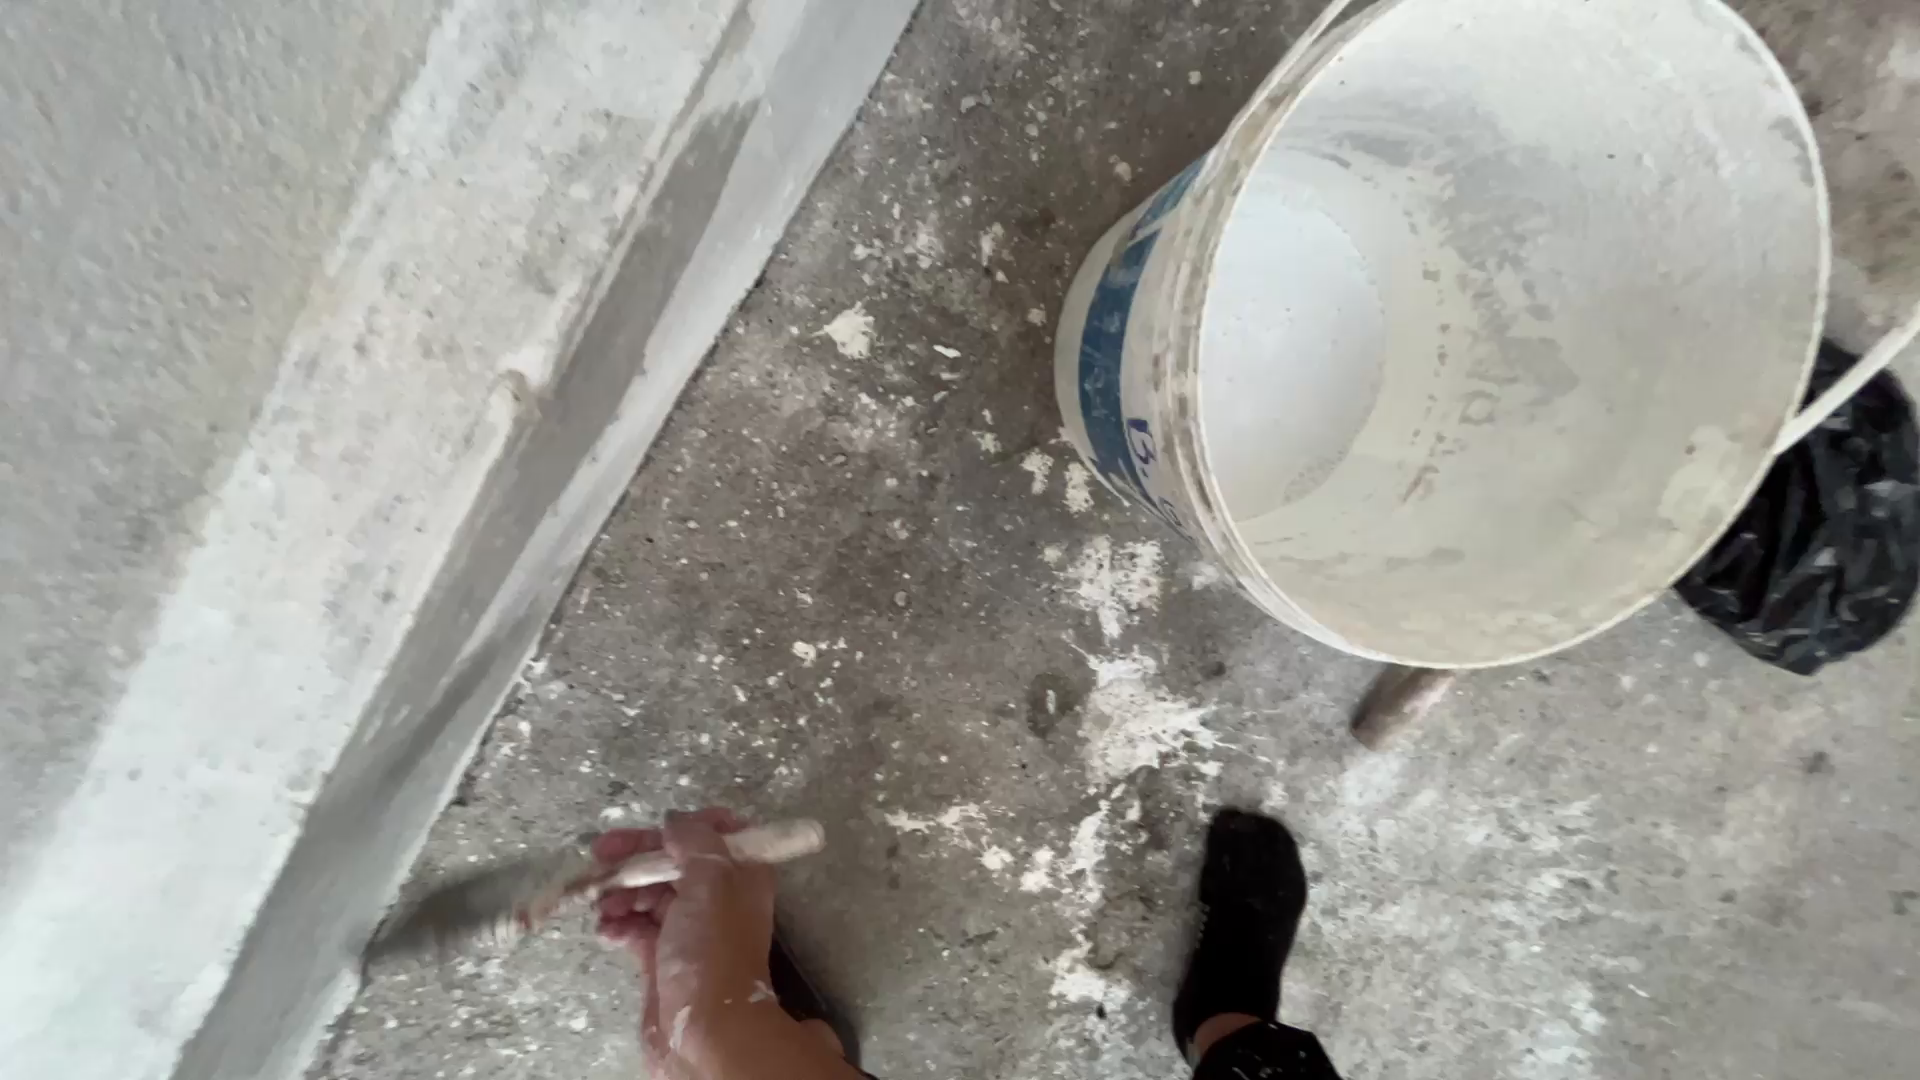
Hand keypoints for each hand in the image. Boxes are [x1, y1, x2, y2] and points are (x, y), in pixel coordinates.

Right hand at [594, 809, 780, 1072]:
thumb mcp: (711, 879)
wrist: (707, 1031)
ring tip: (601, 901)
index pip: (714, 831)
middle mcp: (719, 893)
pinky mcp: (663, 958)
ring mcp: (689, 926)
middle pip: (674, 860)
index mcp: (742, 871)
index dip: (683, 825)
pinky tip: (605, 930)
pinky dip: (619, 925)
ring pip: (651, 893)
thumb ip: (694, 840)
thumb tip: (674, 819)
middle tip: (600, 853)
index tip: (654, 827)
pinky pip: (636, 929)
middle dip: (639, 856)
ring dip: (623, 890)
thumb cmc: (713, 948)